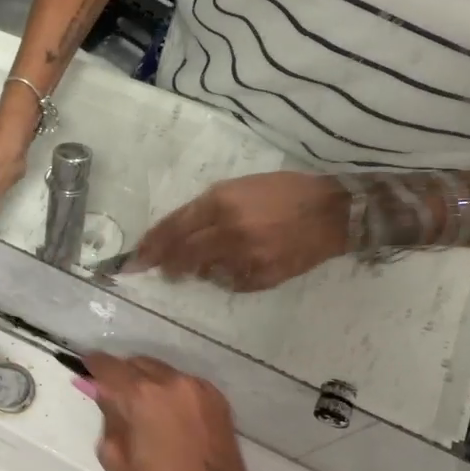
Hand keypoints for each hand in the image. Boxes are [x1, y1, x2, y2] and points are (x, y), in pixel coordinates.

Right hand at [81, 352, 258, 470]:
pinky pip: (182, 382)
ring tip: (144, 410)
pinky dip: (170, 391)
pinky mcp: (217, 399)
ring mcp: (198, 388)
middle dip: (120, 375)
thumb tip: (101, 390)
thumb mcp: (115, 456)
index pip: (107, 365)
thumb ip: (107, 415)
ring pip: (160, 370)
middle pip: (134, 363)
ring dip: (146, 381)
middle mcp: (171, 382)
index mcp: (141, 396)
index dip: (92, 366)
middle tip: (115, 398)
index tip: (85, 371)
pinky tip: (169, 416)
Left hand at [128, 172, 348, 291]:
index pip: (173, 228)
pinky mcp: (265, 276)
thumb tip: (177, 232)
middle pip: (183, 254)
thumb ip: (205, 209)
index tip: (135, 258)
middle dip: (165, 263)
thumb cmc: (283, 192)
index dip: (151, 245)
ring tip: (201, 263)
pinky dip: (225, 277)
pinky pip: (232, 283)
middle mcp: (230, 231)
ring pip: (205, 271)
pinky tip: (232, 268)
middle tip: (156, 268)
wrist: (335, 212)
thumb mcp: (238, 188)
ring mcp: (248, 257)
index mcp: (220, 203)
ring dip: (197, 269)